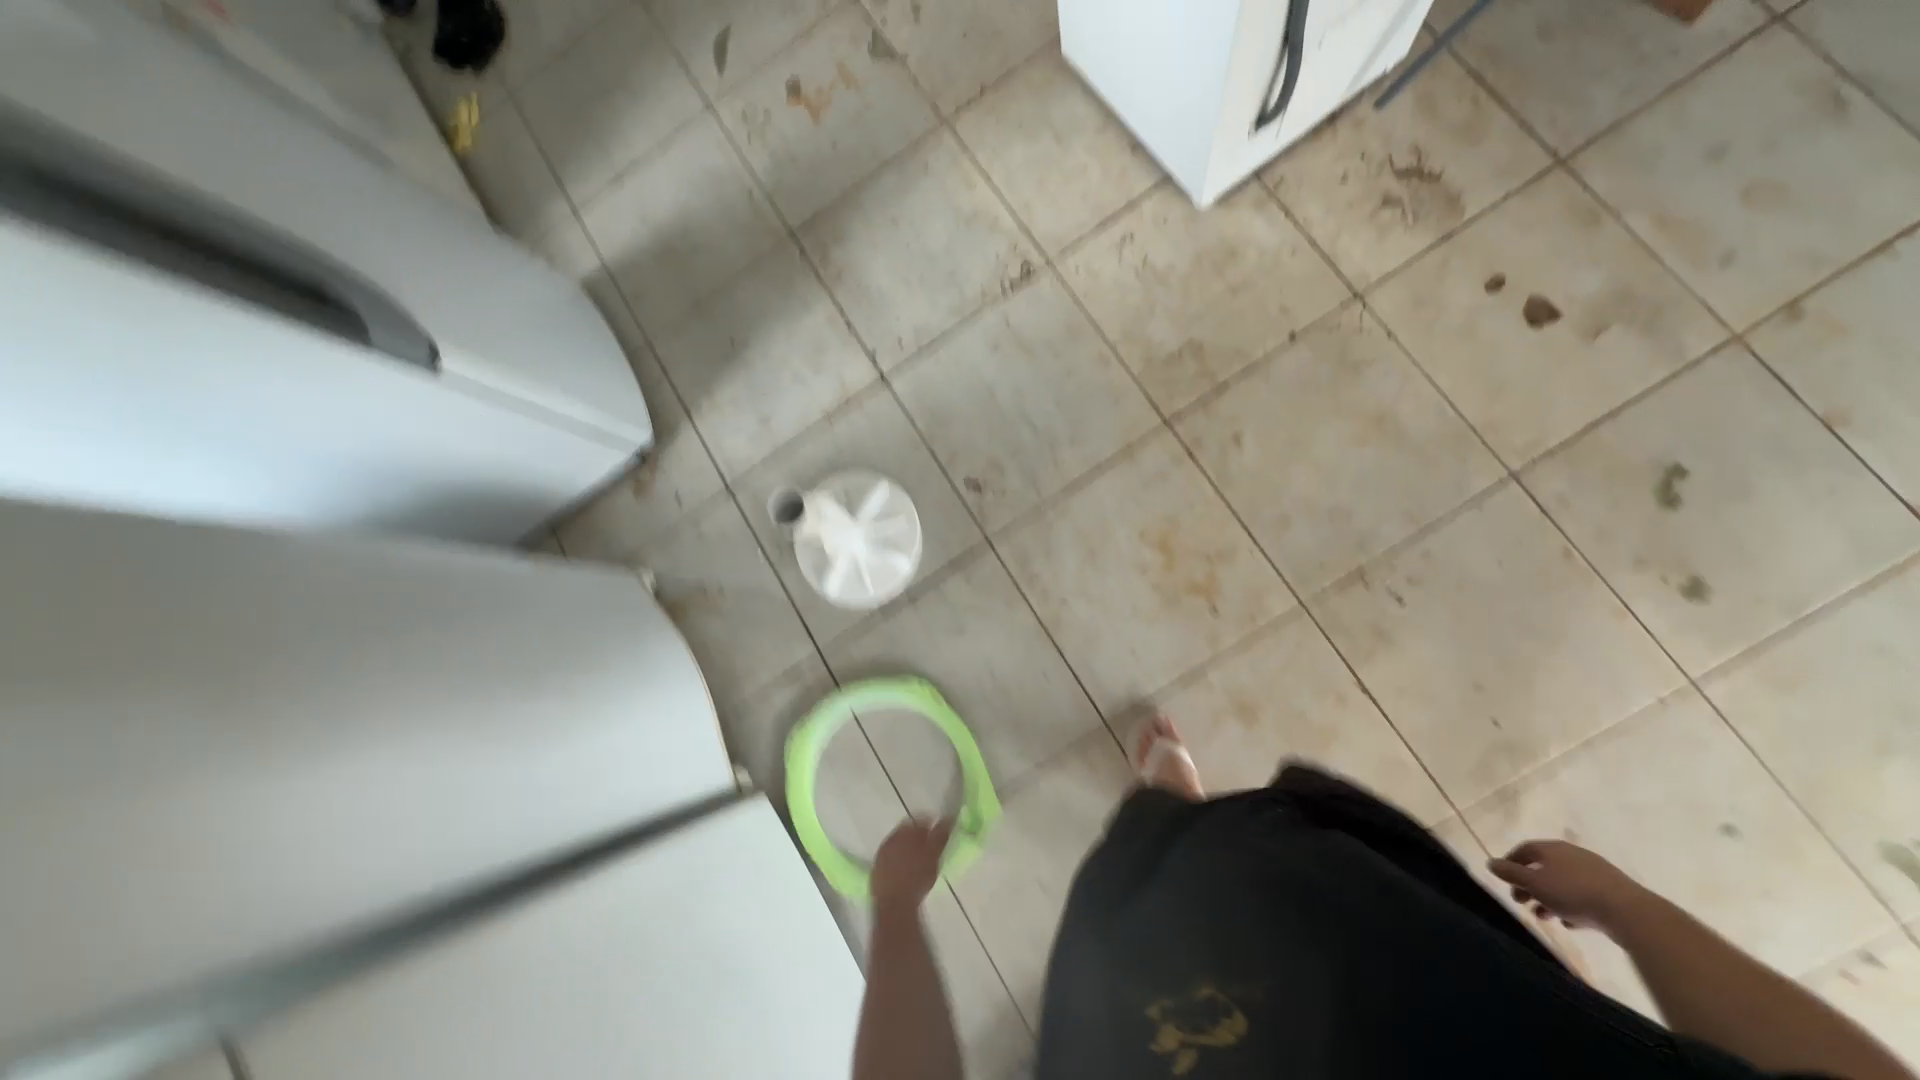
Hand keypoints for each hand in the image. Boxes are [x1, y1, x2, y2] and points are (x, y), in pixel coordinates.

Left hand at [871, 818, 951, 913]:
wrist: (895, 905)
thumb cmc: (917, 879)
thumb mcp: (934, 856)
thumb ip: (940, 836)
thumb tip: (947, 819)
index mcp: (903, 832)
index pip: (918, 821)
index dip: (929, 825)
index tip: (937, 834)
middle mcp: (889, 840)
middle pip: (905, 831)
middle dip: (917, 836)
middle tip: (929, 848)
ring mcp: (880, 855)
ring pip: (896, 845)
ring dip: (906, 848)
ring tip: (918, 861)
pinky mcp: (875, 869)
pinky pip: (888, 859)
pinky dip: (897, 861)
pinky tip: (905, 871)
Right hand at [1489, 839, 1647, 932]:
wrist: (1628, 911)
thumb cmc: (1572, 892)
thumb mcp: (1534, 883)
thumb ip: (1511, 873)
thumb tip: (1490, 862)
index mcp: (1553, 849)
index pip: (1525, 849)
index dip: (1511, 862)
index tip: (1504, 879)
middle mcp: (1572, 855)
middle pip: (1543, 867)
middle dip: (1529, 885)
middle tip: (1521, 902)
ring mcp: (1594, 872)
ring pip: (1563, 883)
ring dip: (1549, 898)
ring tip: (1544, 917)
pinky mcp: (1611, 891)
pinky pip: (1582, 895)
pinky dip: (1571, 906)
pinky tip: (1569, 922)